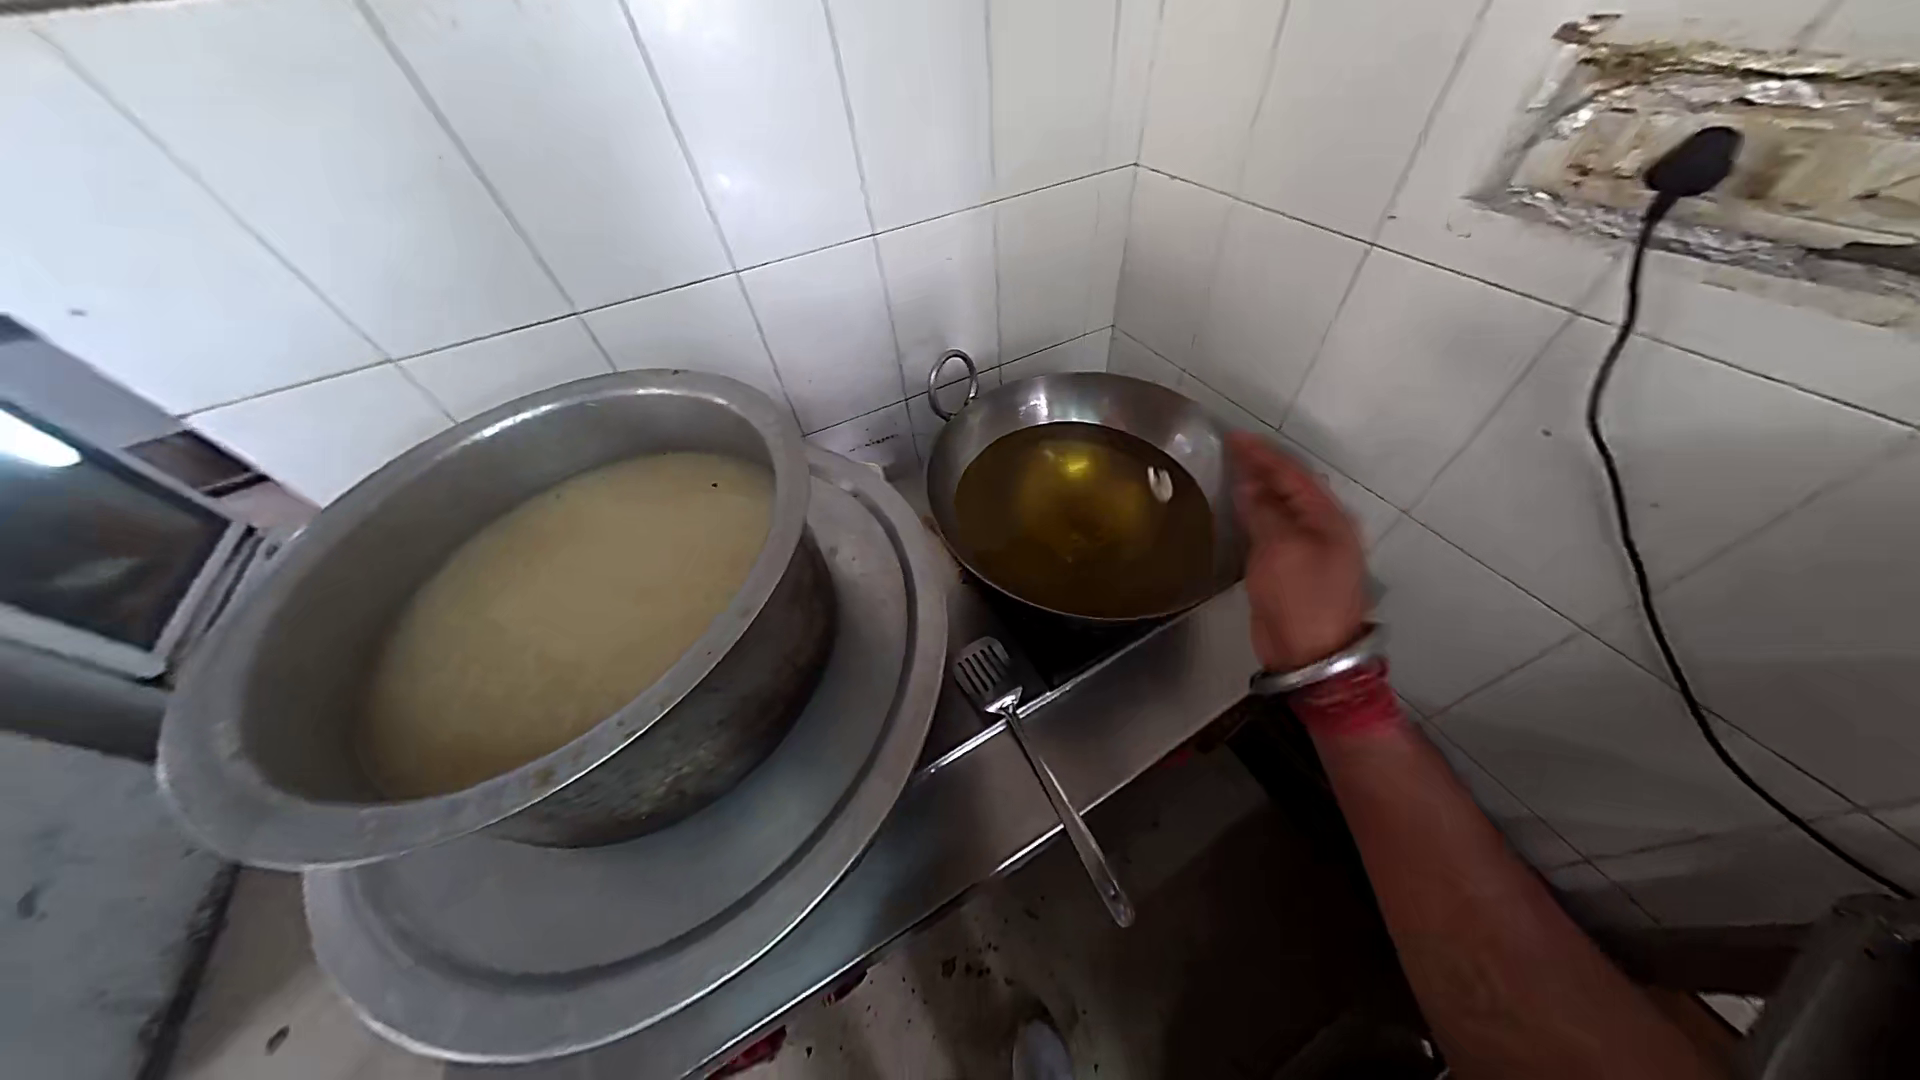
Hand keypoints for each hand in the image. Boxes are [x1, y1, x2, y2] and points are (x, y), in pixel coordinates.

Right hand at [1228, 432, 1367, 670]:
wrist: (1309, 652)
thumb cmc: (1300, 597)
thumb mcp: (1281, 549)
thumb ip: (1265, 512)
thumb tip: (1250, 485)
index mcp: (1328, 518)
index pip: (1293, 474)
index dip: (1263, 454)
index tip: (1234, 437)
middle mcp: (1322, 527)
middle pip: (1291, 486)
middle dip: (1263, 466)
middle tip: (1231, 450)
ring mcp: (1308, 547)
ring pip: (1282, 506)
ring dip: (1260, 487)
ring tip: (1233, 471)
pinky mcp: (1290, 566)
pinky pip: (1273, 526)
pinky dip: (1256, 511)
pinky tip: (1240, 508)